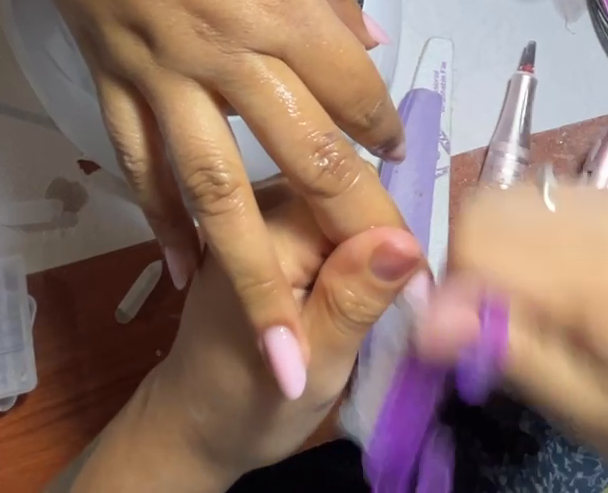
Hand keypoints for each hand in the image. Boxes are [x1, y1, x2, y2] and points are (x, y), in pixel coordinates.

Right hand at [0, 0, 407, 398]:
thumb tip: (359, 42)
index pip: (350, 90)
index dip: (384, 128)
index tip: (398, 157)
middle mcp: (223, 51)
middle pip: (300, 157)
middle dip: (349, 224)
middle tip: (383, 284)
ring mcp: (156, 71)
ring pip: (210, 191)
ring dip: (251, 274)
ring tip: (281, 344)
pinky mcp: (105, 75)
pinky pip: (137, 162)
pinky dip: (159, 221)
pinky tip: (180, 265)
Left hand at [69, 194, 425, 491]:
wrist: (193, 416)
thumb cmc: (254, 403)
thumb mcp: (319, 363)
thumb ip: (356, 296)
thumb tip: (405, 241)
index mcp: (273, 227)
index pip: (360, 200)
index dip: (397, 244)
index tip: (414, 298)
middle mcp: (260, 198)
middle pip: (348, 191)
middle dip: (382, 239)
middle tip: (394, 302)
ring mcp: (256, 204)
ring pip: (337, 199)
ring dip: (363, 241)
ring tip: (367, 297)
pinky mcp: (260, 218)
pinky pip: (319, 212)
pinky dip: (341, 243)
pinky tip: (341, 282)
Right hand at [414, 184, 607, 492]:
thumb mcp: (584, 412)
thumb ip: (504, 349)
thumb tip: (421, 318)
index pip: (479, 238)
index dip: (452, 284)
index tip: (461, 334)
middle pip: (490, 207)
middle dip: (473, 262)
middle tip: (497, 324)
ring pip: (511, 198)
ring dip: (500, 247)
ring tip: (535, 306)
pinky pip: (545, 197)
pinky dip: (530, 235)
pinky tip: (561, 281)